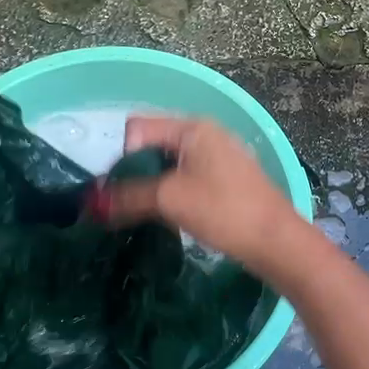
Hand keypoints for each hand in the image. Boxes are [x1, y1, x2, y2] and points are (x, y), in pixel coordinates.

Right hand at [102, 115, 302, 267]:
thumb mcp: (170, 199)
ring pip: (169, 165)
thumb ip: (129, 195)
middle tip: (119, 204)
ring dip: (150, 186)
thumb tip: (92, 202)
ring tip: (140, 213)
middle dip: (132, 172)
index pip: (138, 128)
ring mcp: (219, 157)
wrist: (276, 241)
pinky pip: (186, 179)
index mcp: (193, 127)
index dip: (119, 156)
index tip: (113, 188)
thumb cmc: (224, 210)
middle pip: (153, 144)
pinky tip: (168, 218)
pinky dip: (170, 194)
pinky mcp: (226, 181)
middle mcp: (206, 134)